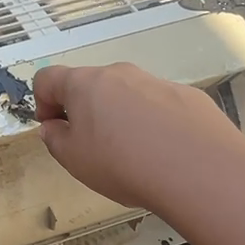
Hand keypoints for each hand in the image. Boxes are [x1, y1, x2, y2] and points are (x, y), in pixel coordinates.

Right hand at [33, 62, 244, 209]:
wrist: (201, 170)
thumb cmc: (123, 164)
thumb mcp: (75, 161)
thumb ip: (56, 140)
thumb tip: (53, 128)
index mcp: (84, 84)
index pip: (48, 78)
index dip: (42, 102)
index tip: (52, 128)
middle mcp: (118, 74)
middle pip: (91, 84)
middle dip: (85, 110)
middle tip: (92, 145)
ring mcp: (156, 82)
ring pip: (128, 94)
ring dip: (122, 116)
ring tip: (134, 154)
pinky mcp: (188, 96)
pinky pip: (161, 106)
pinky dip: (156, 123)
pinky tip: (167, 153)